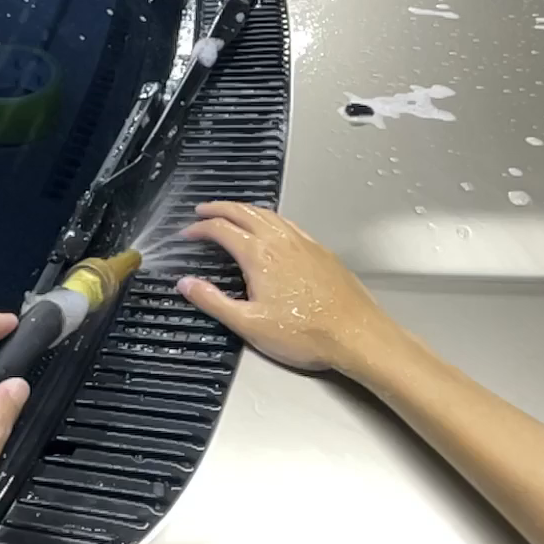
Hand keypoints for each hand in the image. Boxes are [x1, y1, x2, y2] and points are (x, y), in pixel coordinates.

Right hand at [176, 202, 406, 379]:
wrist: (357, 336)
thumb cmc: (305, 334)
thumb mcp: (249, 324)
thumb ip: (213, 301)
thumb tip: (185, 284)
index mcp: (258, 255)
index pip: (220, 229)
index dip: (199, 228)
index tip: (186, 233)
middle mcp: (279, 241)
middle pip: (243, 212)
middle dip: (219, 208)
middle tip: (202, 211)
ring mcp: (303, 243)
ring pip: (267, 213)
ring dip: (243, 209)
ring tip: (231, 213)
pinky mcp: (320, 250)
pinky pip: (287, 222)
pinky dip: (268, 217)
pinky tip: (270, 226)